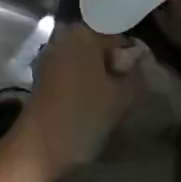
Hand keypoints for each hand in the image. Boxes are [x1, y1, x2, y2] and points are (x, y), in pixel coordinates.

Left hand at [6, 24, 134, 179]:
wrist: (38, 148)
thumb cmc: (83, 115)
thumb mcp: (121, 96)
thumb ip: (136, 75)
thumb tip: (141, 62)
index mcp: (83, 34)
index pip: (118, 38)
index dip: (133, 59)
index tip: (141, 80)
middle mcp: (64, 38)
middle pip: (100, 48)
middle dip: (115, 67)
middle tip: (126, 92)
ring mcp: (50, 57)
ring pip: (86, 62)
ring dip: (99, 77)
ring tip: (109, 102)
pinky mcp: (42, 78)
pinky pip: (72, 73)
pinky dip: (83, 84)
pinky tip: (90, 106)